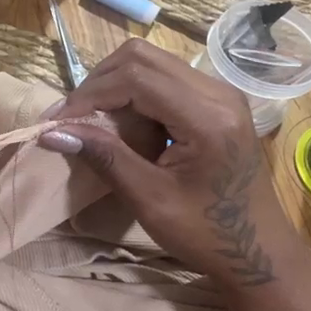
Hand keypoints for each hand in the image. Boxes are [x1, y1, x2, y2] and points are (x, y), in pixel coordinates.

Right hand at [37, 38, 295, 285]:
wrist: (258, 253)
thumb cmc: (206, 234)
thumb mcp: (149, 199)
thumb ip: (104, 157)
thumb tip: (52, 132)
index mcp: (207, 117)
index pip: (135, 78)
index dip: (90, 94)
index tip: (59, 122)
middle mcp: (218, 92)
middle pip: (141, 58)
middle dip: (98, 84)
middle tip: (72, 118)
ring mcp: (221, 93)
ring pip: (150, 62)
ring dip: (113, 85)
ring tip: (91, 120)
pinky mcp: (217, 101)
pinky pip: (164, 77)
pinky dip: (133, 93)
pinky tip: (120, 123)